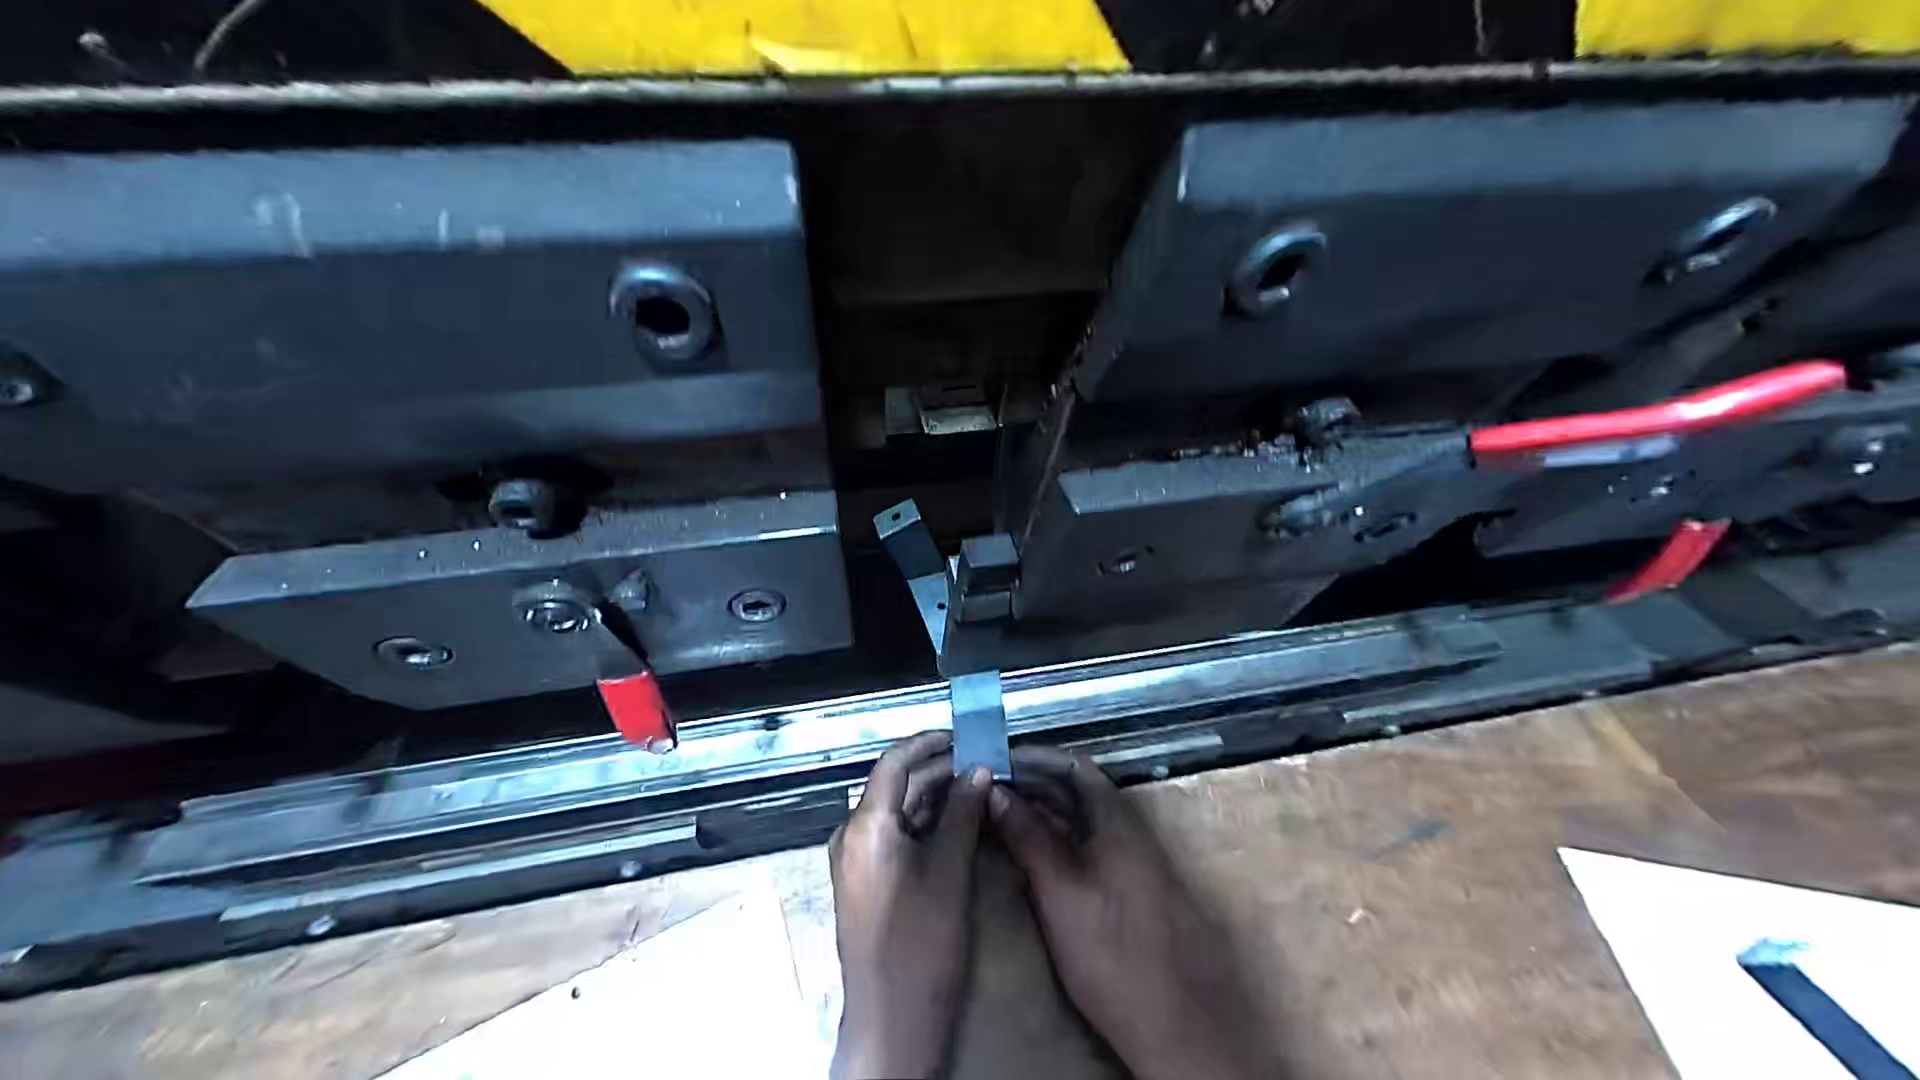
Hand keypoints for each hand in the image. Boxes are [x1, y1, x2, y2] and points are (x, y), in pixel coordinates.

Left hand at [830, 731, 991, 1079]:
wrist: (893, 1022)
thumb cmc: (921, 944)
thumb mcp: (950, 872)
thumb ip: (963, 814)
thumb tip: (979, 769)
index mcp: (865, 827)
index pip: (893, 764)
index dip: (927, 744)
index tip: (962, 735)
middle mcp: (853, 836)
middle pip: (896, 786)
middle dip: (939, 772)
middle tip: (981, 763)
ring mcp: (857, 860)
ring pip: (899, 811)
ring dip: (935, 797)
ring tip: (977, 787)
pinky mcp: (867, 880)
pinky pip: (896, 836)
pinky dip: (926, 824)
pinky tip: (958, 821)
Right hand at [989, 748, 1272, 1079]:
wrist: (1170, 1024)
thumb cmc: (1110, 952)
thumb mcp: (1058, 890)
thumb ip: (1027, 836)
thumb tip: (994, 791)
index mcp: (1117, 820)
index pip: (1073, 766)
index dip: (1034, 759)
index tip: (997, 764)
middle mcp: (1127, 830)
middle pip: (1075, 789)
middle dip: (1032, 786)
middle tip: (988, 791)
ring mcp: (1129, 857)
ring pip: (1079, 818)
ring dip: (1041, 812)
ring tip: (998, 817)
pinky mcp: (1126, 883)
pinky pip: (1085, 843)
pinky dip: (1055, 839)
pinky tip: (1027, 851)